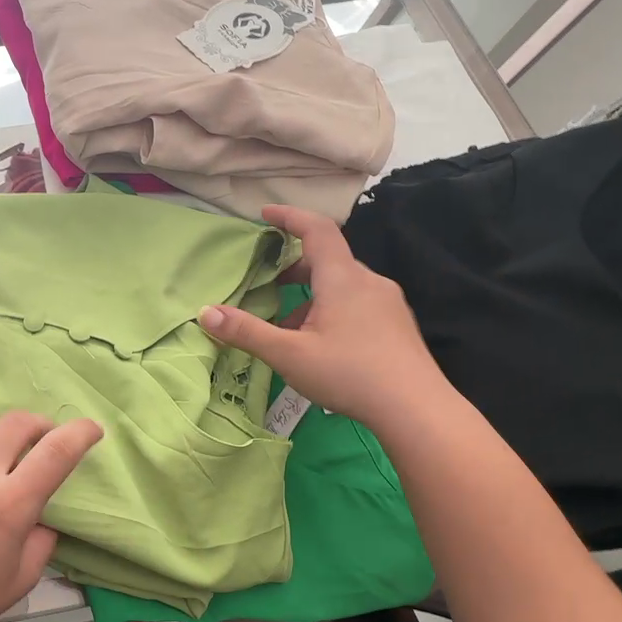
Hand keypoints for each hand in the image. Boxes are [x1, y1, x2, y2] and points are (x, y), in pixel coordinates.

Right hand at [198, 204, 450, 428]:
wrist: (415, 407)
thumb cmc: (349, 373)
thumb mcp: (288, 354)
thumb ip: (246, 331)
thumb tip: (205, 312)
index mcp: (342, 278)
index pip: (317, 230)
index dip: (290, 217)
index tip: (265, 214)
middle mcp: (368, 282)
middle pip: (327, 260)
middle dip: (293, 267)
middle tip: (266, 283)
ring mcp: (386, 303)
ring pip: (341, 285)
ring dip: (309, 296)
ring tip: (285, 326)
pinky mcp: (395, 324)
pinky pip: (356, 303)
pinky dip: (329, 310)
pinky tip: (317, 344)